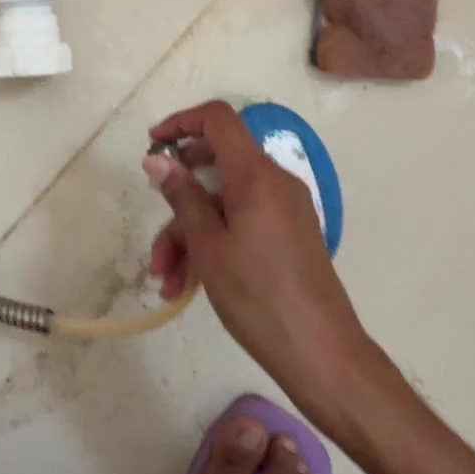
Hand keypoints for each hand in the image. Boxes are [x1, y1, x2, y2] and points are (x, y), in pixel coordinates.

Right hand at [143, 101, 375, 417]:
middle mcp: (274, 183)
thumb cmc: (258, 295)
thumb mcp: (208, 246)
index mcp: (257, 176)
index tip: (152, 146)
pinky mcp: (287, 236)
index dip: (182, 123)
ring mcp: (284, 211)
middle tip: (154, 228)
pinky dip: (212, 245)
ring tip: (166, 280)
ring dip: (188, 234)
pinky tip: (186, 285)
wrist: (321, 353)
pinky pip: (241, 224)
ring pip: (223, 204)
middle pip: (215, 167)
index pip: (219, 120)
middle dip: (177, 199)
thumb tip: (158, 159)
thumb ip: (182, 196)